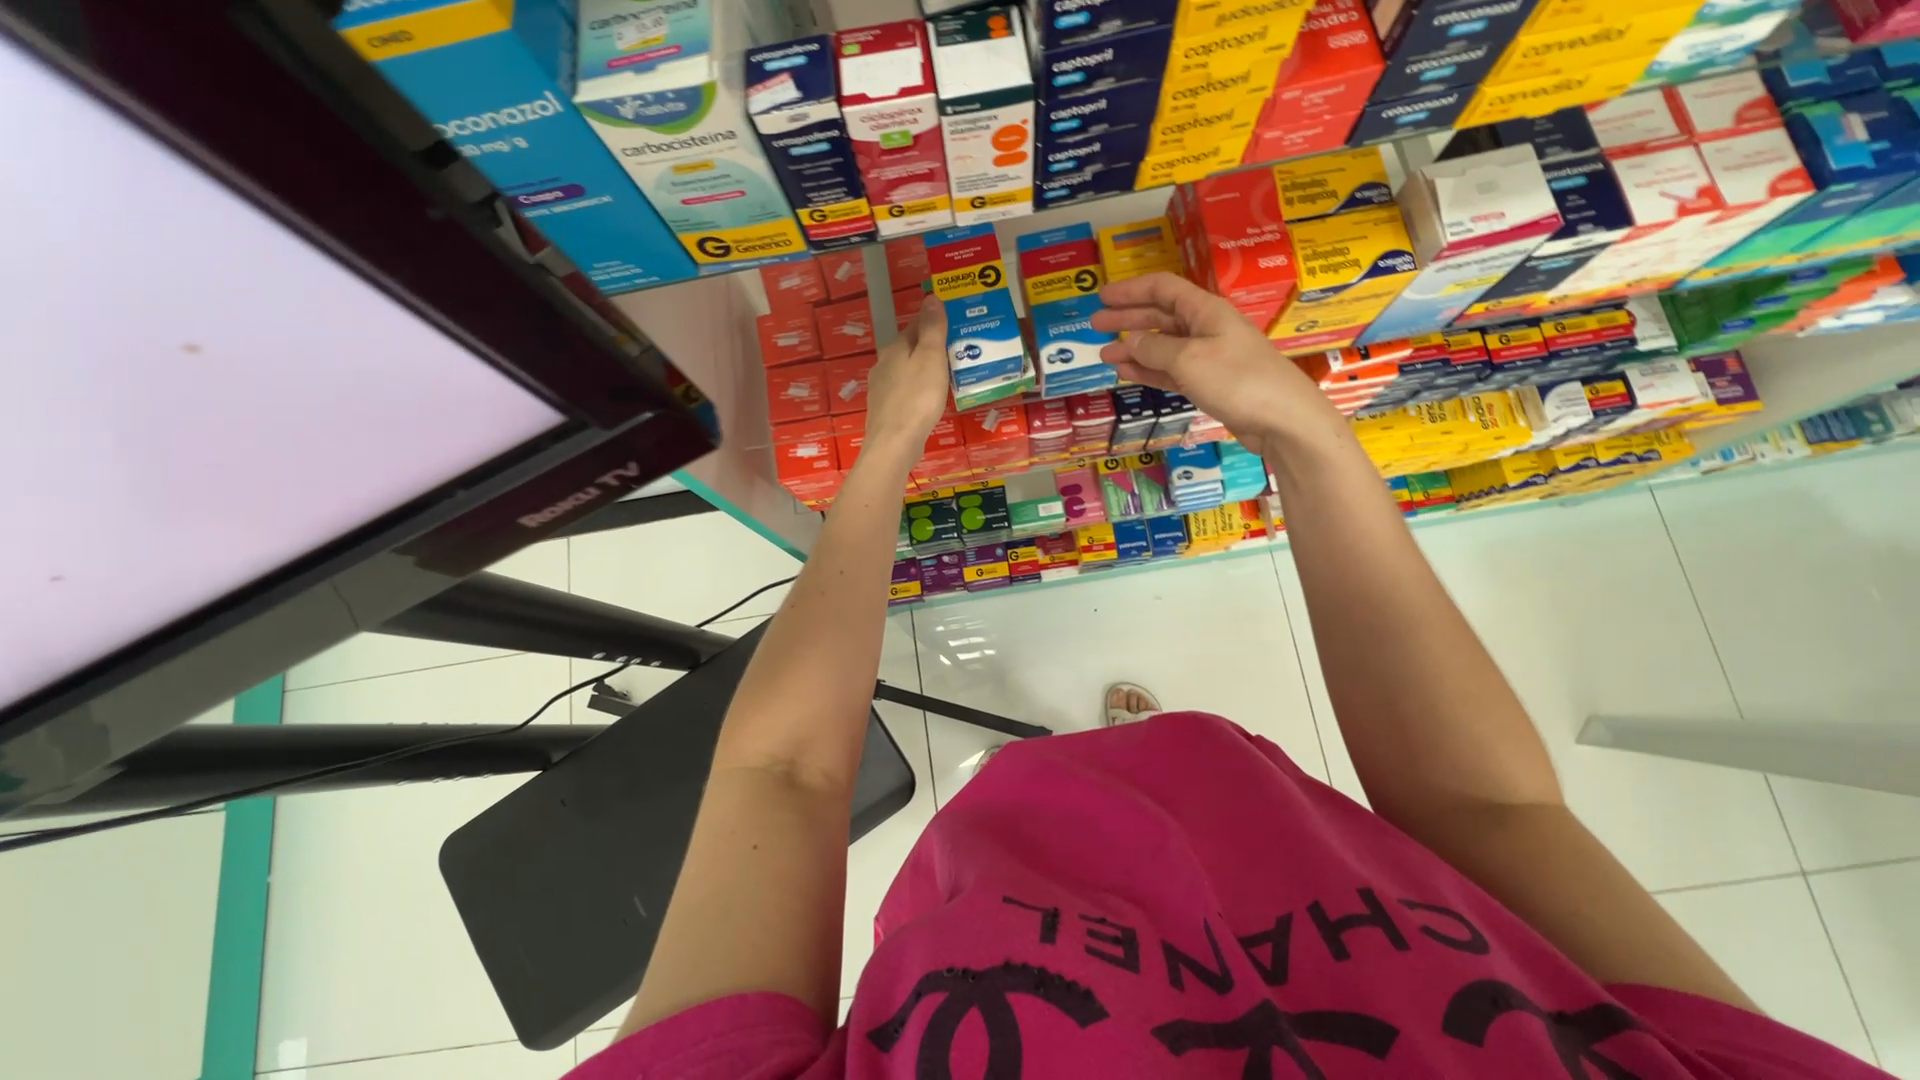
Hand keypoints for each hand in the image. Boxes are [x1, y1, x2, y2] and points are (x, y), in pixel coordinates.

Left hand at [863, 297, 948, 461]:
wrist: (894, 443)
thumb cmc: (917, 398)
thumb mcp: (930, 358)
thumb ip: (932, 328)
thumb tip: (930, 297)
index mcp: (895, 348)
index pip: (916, 326)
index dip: (936, 323)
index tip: (957, 326)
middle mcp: (884, 364)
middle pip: (910, 349)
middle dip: (931, 348)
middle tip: (959, 353)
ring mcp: (881, 388)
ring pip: (907, 371)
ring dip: (925, 370)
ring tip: (948, 376)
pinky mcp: (885, 410)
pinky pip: (905, 391)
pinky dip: (918, 390)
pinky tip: (929, 400)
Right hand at [1090, 272, 1339, 456]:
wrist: (1281, 418)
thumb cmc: (1237, 379)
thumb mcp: (1189, 360)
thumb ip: (1154, 349)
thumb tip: (1129, 341)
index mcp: (1205, 310)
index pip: (1163, 288)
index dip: (1132, 290)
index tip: (1103, 296)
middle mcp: (1206, 328)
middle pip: (1161, 316)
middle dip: (1127, 318)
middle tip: (1095, 324)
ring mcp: (1208, 357)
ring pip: (1163, 346)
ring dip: (1134, 348)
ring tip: (1104, 354)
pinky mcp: (1210, 384)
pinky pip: (1172, 371)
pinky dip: (1149, 371)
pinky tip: (1128, 373)